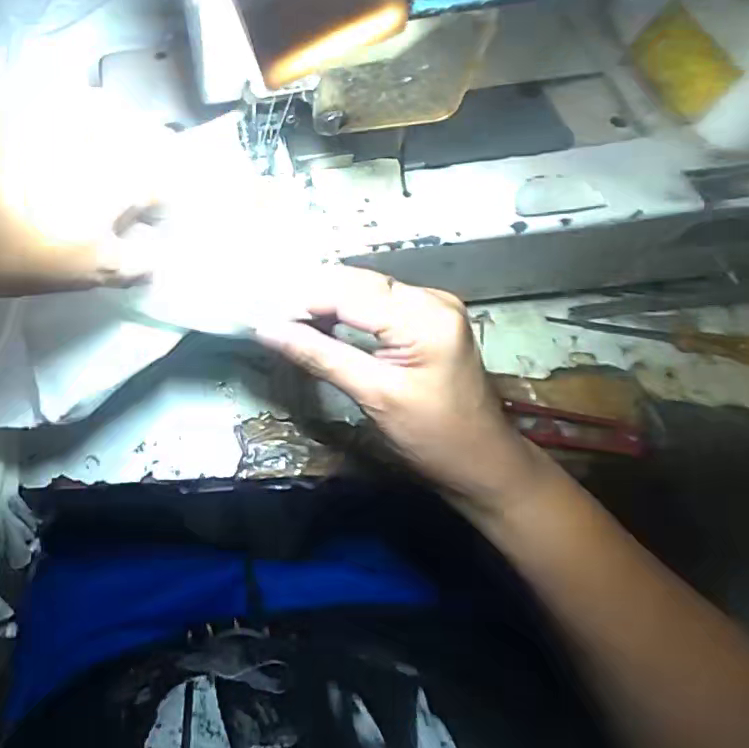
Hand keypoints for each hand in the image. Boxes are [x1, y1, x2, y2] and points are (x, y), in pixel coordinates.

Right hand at [254, 266, 553, 516]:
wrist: (484, 464)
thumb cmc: (434, 438)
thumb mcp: (373, 396)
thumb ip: (320, 356)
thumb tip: (268, 329)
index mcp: (425, 317)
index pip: (351, 293)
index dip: (303, 300)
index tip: (264, 314)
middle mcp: (432, 300)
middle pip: (358, 283)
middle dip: (311, 295)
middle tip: (269, 313)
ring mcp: (432, 306)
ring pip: (364, 289)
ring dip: (325, 300)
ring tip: (285, 315)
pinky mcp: (428, 317)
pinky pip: (377, 301)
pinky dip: (345, 309)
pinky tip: (318, 319)